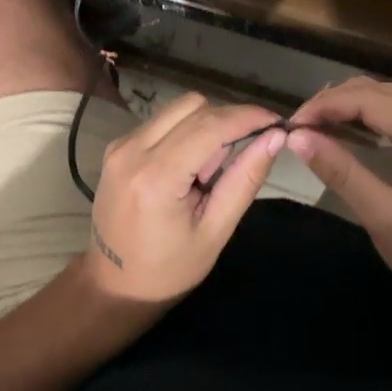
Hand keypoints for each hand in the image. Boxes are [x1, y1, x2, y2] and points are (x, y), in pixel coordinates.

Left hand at [82, 92, 285, 303]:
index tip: (277, 121)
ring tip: (206, 172)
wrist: (114, 284)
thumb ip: (244, 179)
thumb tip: (275, 137)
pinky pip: (161, 122)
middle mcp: (132, 150)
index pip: (210, 125)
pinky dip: (184, 134)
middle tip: (235, 161)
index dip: (248, 117)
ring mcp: (119, 145)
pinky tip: (186, 171)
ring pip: (176, 109)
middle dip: (226, 122)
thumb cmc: (169, 269)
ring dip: (204, 126)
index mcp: (156, 176)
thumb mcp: (215, 231)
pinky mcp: (116, 146)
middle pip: (193, 106)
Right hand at [286, 77, 391, 306]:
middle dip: (332, 103)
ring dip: (346, 105)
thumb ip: (341, 172)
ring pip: (383, 96)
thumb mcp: (383, 217)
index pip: (368, 99)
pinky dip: (362, 114)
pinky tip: (340, 128)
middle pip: (375, 91)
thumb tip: (296, 138)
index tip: (291, 126)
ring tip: (312, 126)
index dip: (325, 106)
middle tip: (297, 128)